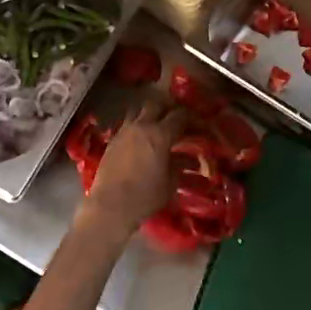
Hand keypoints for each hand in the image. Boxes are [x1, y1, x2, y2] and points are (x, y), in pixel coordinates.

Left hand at [82, 102, 185, 234]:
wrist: (110, 205)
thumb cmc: (145, 196)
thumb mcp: (170, 183)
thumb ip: (180, 165)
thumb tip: (190, 159)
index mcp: (160, 134)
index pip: (180, 116)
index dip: (192, 118)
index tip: (200, 125)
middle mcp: (142, 126)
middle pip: (157, 104)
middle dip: (169, 108)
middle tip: (177, 120)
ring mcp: (124, 131)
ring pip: (138, 110)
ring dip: (149, 114)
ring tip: (157, 125)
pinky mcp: (112, 139)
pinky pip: (127, 124)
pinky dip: (136, 126)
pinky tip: (141, 139)